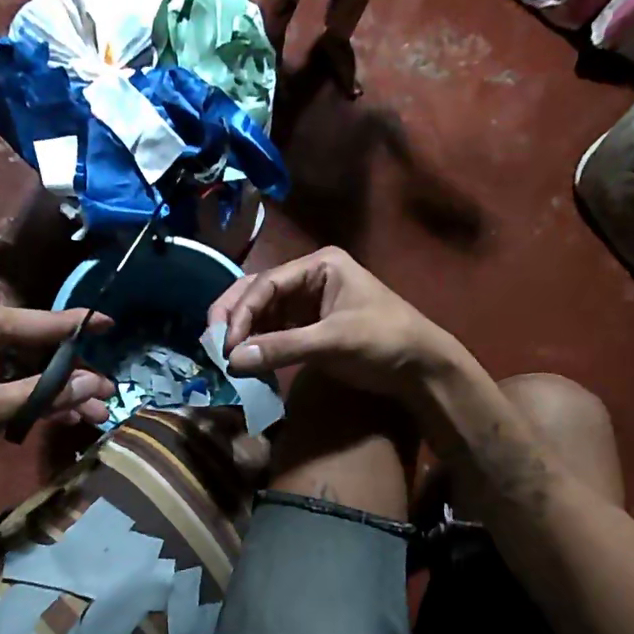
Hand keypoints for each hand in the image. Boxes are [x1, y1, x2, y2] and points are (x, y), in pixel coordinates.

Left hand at [0, 299, 114, 484]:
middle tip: (105, 402)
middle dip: (71, 378)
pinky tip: (49, 417)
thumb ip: (46, 395)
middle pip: (36, 349)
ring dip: (50, 393)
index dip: (82, 327)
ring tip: (87, 417)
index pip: (46, 321)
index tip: (114, 325)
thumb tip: (97, 383)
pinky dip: (23, 398)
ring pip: (19, 369)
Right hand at [208, 247, 453, 396]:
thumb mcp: (334, 341)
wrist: (420, 368)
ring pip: (262, 315)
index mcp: (319, 265)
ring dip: (243, 335)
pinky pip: (274, 334)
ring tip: (225, 357)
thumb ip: (282, 348)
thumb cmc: (384, 341)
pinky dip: (258, 347)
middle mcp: (309, 279)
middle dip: (234, 318)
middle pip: (258, 293)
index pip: (266, 283)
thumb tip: (232, 361)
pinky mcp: (309, 329)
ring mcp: (308, 305)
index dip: (241, 312)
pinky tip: (245, 363)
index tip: (225, 343)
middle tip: (213, 345)